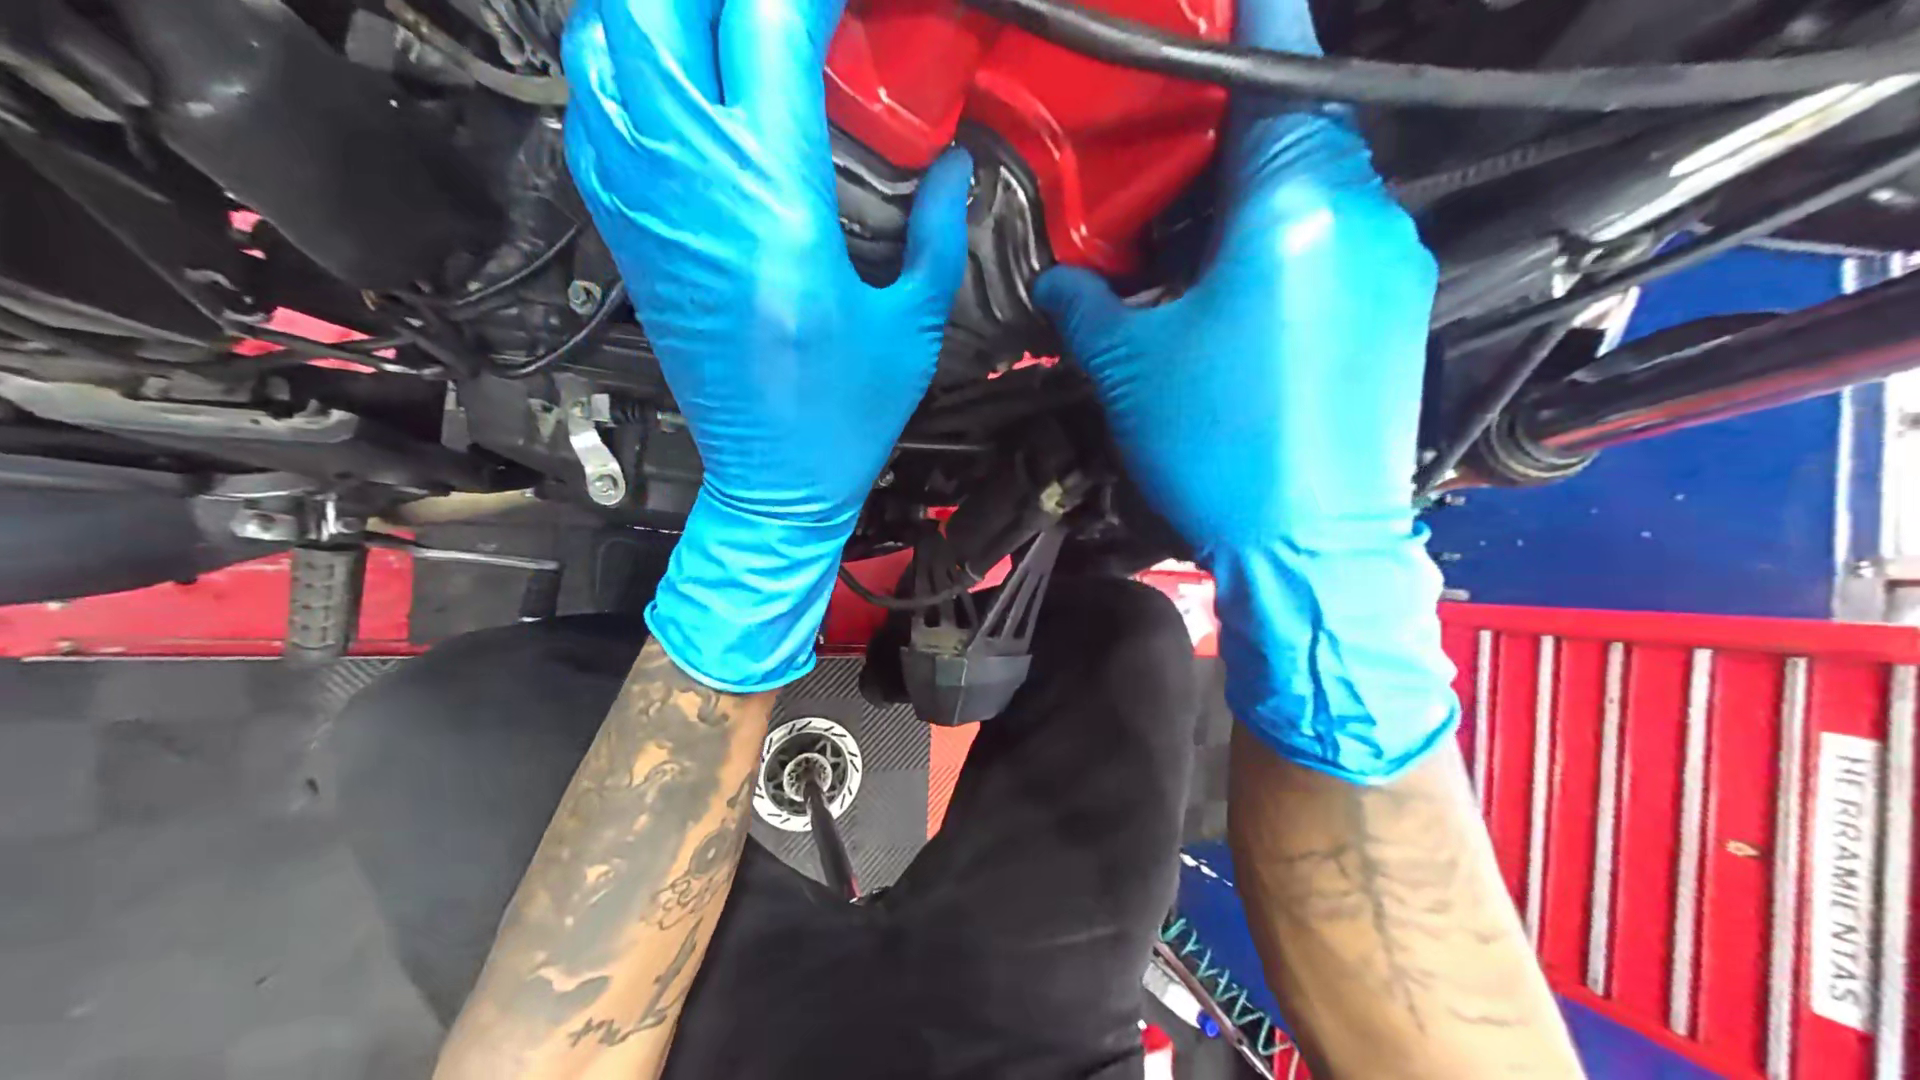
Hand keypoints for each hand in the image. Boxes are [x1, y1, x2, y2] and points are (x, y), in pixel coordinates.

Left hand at [564, 0, 971, 691]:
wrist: (773, 478)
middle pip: (659, 5)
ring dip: (662, 12)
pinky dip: (624, 67)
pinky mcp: (627, 239)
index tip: (845, 7)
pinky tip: (676, 83)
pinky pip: (591, 114)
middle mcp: (693, 187)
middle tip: (779, 14)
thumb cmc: (841, 415)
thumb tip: (953, 164)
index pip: (769, 20)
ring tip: (725, 29)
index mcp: (777, 203)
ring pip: (606, 41)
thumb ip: (939, 232)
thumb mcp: (911, 325)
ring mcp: (644, 208)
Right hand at [1034, 0, 1454, 781]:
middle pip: (1304, 134)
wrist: (1310, 544)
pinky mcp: (1398, 316)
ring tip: (1207, 233)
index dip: (1256, 23)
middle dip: (1244, 131)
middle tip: (1184, 154)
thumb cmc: (1218, 446)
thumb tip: (1056, 282)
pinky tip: (1252, 289)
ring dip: (1267, 194)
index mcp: (1292, 212)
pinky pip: (1344, 245)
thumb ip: (1087, 309)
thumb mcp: (1132, 371)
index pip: (1279, 81)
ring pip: (1326, 192)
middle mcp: (1361, 220)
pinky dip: (1297, 242)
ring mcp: (1392, 268)